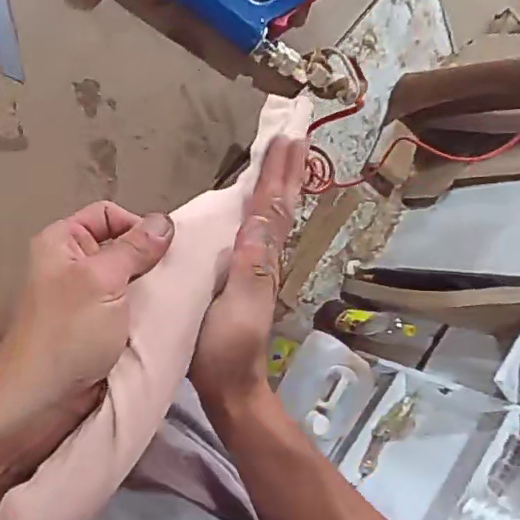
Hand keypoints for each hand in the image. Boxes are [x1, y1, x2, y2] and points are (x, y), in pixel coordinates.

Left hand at [0, 202, 173, 427]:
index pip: (108, 214)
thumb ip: (134, 248)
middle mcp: (72, 267)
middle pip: (123, 248)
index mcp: (61, 242)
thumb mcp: (102, 281)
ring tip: (180, 300)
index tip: (165, 252)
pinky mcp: (98, 332)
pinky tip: (169, 321)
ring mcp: (86, 302)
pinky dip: (148, 315)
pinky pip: (130, 312)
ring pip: (131, 283)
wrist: (38, 406)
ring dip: (153, 292)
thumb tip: (164, 221)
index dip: (137, 225)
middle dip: (151, 261)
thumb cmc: (66, 336)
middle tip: (181, 277)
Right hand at [190, 135, 308, 408]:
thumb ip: (250, 263)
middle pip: (278, 206)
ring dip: (276, 183)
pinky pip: (253, 232)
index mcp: (263, 259)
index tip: (284, 135)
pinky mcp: (240, 277)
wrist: (228, 386)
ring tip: (279, 156)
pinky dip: (258, 208)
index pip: (272, 207)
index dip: (278, 172)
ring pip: (269, 216)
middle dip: (285, 169)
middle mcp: (264, 258)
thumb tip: (257, 215)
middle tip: (292, 132)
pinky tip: (251, 204)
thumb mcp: (238, 307)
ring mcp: (254, 268)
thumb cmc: (228, 349)